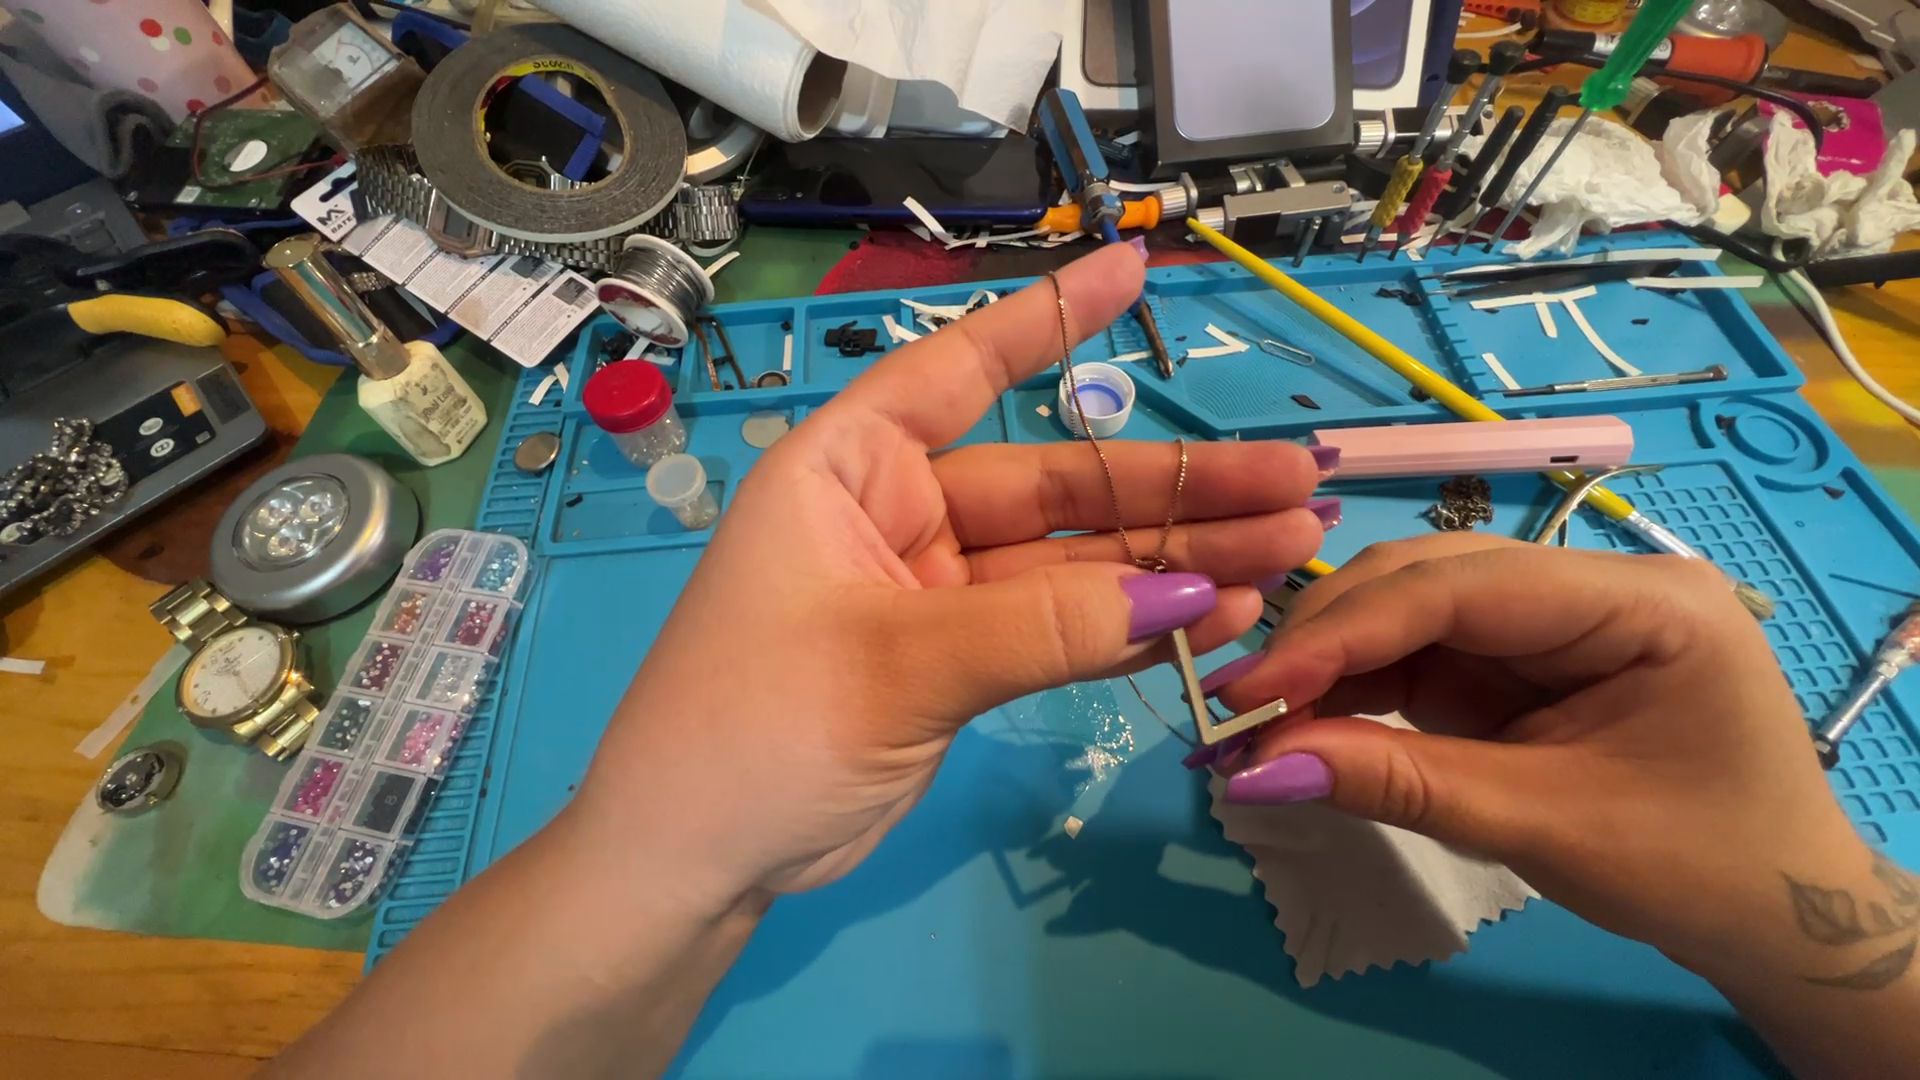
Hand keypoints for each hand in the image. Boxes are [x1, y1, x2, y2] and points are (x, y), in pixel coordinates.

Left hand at [572, 245, 1332, 905]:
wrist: (698, 858)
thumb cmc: (753, 729)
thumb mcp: (896, 662)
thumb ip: (1039, 626)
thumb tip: (1184, 595)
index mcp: (849, 469)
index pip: (957, 369)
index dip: (1047, 320)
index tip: (1132, 271)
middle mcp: (898, 512)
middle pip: (1052, 484)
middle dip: (1170, 488)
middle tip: (1291, 485)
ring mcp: (937, 589)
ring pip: (1071, 562)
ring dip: (1172, 561)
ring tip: (1281, 556)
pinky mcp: (961, 657)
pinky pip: (1058, 626)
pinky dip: (1129, 624)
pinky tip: (1213, 615)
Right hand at [1206, 534, 1882, 976]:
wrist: (1769, 916)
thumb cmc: (1698, 870)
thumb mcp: (1544, 827)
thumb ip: (1396, 784)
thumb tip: (1257, 770)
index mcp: (1636, 601)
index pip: (1454, 589)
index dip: (1339, 633)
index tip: (1250, 691)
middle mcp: (1577, 584)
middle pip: (1413, 579)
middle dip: (1321, 641)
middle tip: (1243, 707)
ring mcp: (1532, 615)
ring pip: (1393, 608)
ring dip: (1321, 661)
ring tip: (1261, 716)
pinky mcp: (1496, 651)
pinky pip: (1399, 650)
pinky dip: (1343, 683)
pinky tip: (1302, 714)